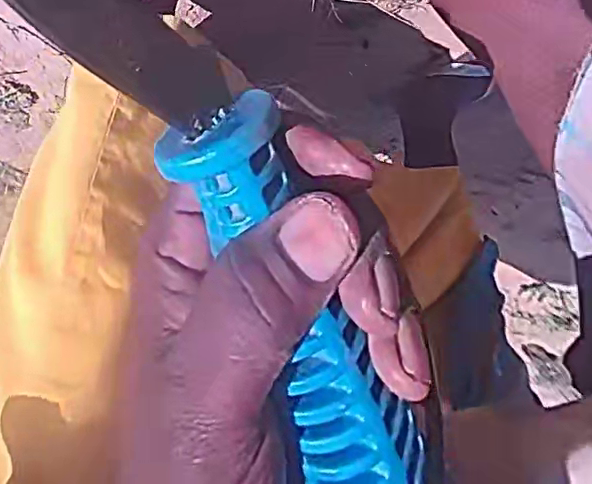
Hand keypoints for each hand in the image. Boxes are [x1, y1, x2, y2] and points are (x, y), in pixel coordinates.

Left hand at [118, 127, 432, 483]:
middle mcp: (236, 251)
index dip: (282, 140)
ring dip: (383, 295)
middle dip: (351, 237)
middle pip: (304, 188)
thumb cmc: (188, 466)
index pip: (228, 151)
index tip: (345, 168)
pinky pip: (376, 298)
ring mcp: (286, 289)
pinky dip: (401, 334)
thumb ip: (252, 302)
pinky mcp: (328, 330)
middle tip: (372, 316)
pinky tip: (403, 382)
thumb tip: (322, 208)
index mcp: (189, 243)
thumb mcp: (206, 386)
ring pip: (350, 239)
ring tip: (392, 370)